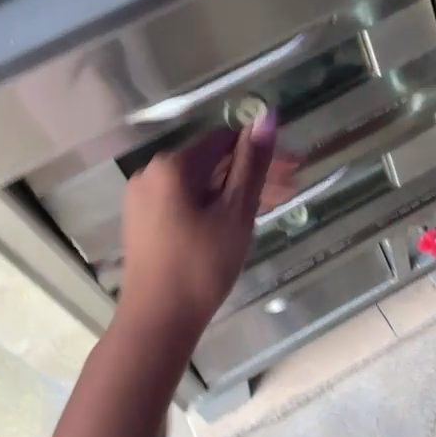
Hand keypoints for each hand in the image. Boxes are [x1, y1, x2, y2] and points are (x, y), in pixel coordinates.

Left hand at [118, 114, 277, 331]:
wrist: (158, 321)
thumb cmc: (202, 266)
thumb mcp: (235, 213)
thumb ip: (252, 163)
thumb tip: (266, 115)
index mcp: (172, 165)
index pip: (225, 139)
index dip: (261, 151)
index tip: (293, 169)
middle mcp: (150, 173)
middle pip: (211, 161)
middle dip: (251, 172)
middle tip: (289, 193)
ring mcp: (142, 198)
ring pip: (198, 183)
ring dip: (234, 190)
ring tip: (268, 210)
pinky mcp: (142, 222)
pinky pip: (183, 200)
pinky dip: (211, 205)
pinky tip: (233, 223)